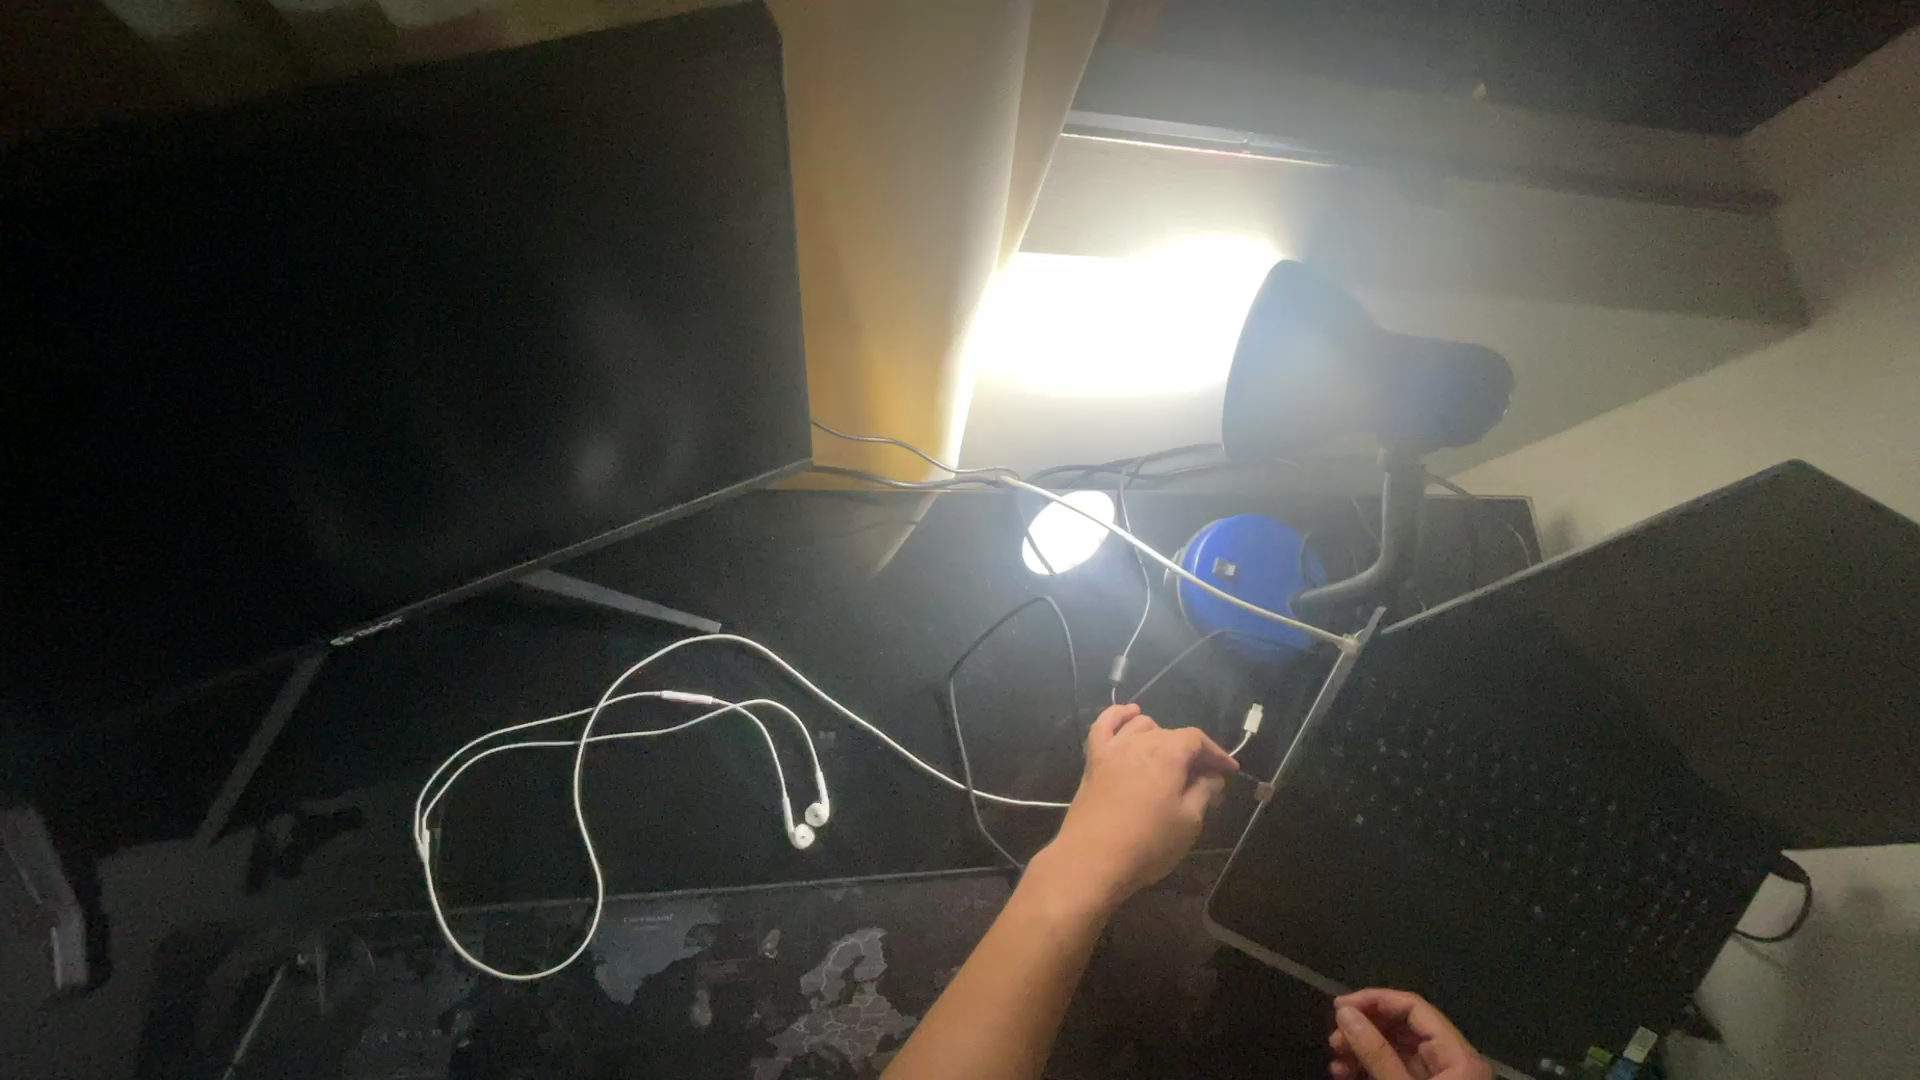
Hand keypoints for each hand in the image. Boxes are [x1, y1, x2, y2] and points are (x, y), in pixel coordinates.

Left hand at [1028, 704, 1237, 913]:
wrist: (1092, 858)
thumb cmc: (1148, 843)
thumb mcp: (1189, 821)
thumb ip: (1204, 791)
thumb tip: (1212, 776)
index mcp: (1167, 754)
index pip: (1197, 740)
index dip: (1216, 753)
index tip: (1229, 771)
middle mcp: (1139, 742)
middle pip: (1171, 734)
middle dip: (1192, 753)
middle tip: (1205, 781)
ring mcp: (1112, 748)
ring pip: (1141, 726)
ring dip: (1161, 737)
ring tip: (1171, 759)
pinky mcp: (1093, 759)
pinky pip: (1104, 724)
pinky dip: (1118, 715)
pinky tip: (1130, 714)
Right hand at [1328, 989, 1490, 1079]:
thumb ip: (1377, 1053)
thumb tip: (1344, 1012)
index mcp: (1459, 1056)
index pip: (1413, 1006)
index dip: (1373, 1000)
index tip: (1340, 1008)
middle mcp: (1454, 1062)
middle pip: (1403, 1026)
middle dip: (1363, 1028)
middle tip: (1334, 1038)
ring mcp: (1442, 1078)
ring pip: (1396, 1049)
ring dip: (1362, 1049)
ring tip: (1336, 1059)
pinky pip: (1398, 1069)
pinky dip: (1371, 1067)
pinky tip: (1346, 1072)